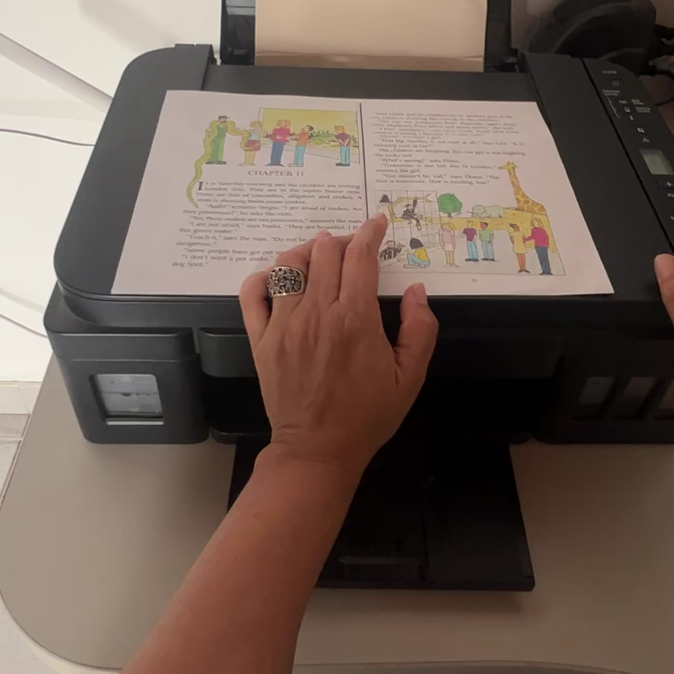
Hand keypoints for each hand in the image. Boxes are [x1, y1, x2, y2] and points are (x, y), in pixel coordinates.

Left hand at [237, 214, 438, 482]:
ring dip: (307, 252)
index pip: (360, 256)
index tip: (377, 223)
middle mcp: (317, 313)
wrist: (318, 450)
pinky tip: (280, 279)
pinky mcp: (261, 338)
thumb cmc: (368, 415)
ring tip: (319, 257)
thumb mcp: (410, 377)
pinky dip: (264, 277)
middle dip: (342, 240)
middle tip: (352, 248)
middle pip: (324, 252)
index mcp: (355, 319)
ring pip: (289, 264)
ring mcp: (284, 324)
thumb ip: (420, 330)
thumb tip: (417, 290)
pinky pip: (252, 293)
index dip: (370, 232)